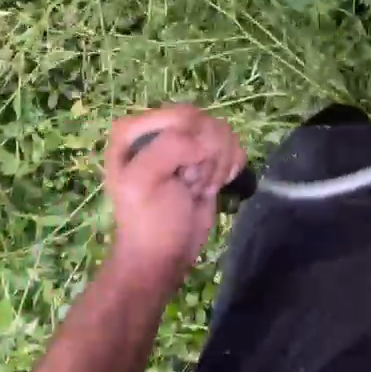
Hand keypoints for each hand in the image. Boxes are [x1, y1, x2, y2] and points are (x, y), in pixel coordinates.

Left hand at [101, 105, 246, 283]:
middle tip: (188, 184)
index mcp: (136, 129)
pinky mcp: (209, 156)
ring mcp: (187, 142)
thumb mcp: (142, 182)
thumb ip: (169, 148)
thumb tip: (205, 143)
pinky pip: (235, 144)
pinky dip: (231, 167)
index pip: (184, 115)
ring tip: (197, 188)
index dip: (192, 145)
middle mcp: (162, 129)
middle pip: (207, 122)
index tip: (181, 175)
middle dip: (207, 157)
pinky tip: (213, 186)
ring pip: (224, 132)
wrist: (165, 256)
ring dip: (218, 165)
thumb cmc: (148, 221)